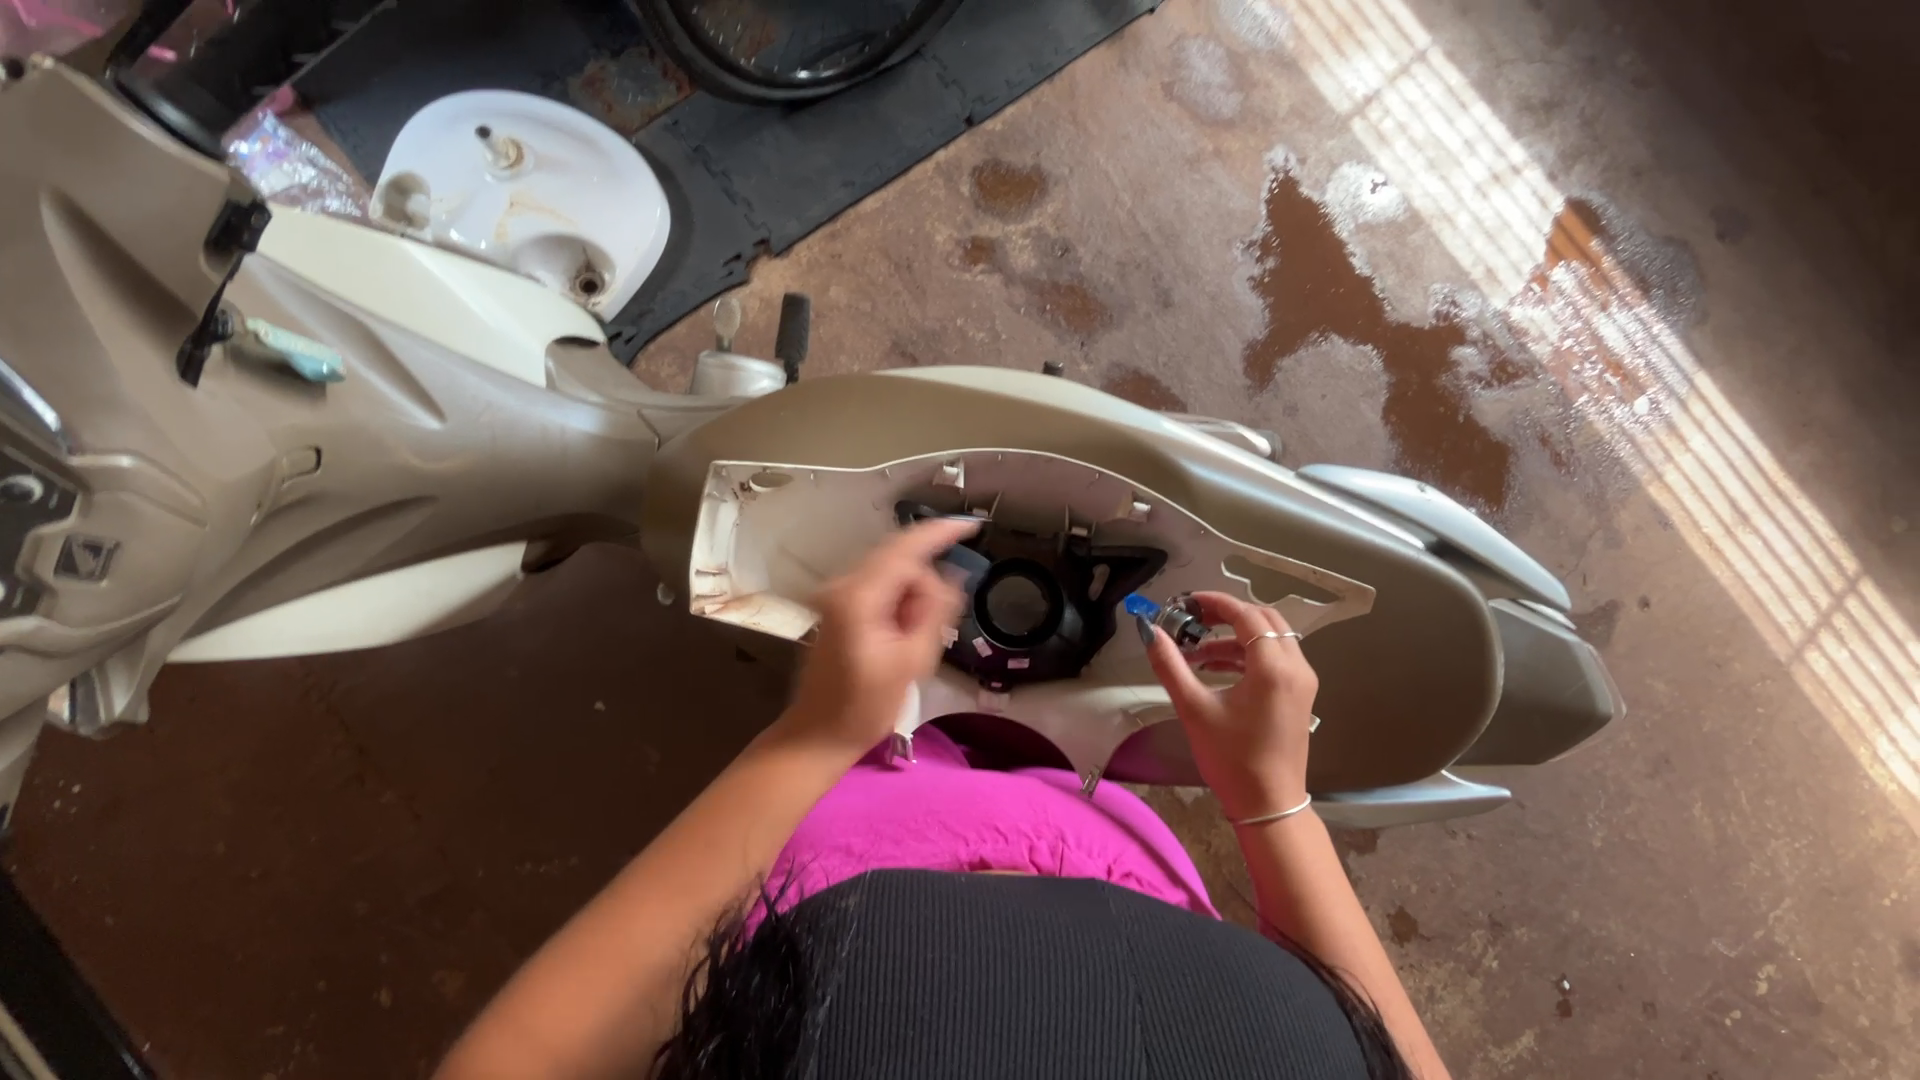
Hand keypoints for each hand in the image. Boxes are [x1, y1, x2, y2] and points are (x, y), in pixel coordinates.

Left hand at [780, 517, 979, 755]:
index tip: (972, 526)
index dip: (940, 532)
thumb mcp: (912, 661)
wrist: (817, 734)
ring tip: (913, 643)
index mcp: (859, 595)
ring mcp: (837, 595)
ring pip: (893, 576)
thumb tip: (953, 575)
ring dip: (913, 600)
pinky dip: (899, 605)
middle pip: (901, 561)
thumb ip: (935, 611)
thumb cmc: (864, 706)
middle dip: (926, 588)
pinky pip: (881, 590)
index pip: (906, 548)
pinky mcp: (839, 607)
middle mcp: (844, 585)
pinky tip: (901, 636)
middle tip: (932, 632)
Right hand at [1140, 591, 1318, 820]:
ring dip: (1234, 636)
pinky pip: (1275, 657)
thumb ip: (1170, 664)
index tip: (1185, 602)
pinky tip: (1215, 668)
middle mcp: (1296, 666)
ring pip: (1271, 637)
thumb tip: (1149, 632)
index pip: (1245, 615)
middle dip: (1226, 614)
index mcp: (1273, 668)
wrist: (1268, 803)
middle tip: (1192, 619)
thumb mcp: (1194, 708)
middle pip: (1263, 619)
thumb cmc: (1231, 758)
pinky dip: (1247, 653)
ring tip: (1196, 650)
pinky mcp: (1300, 694)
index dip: (1214, 603)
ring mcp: (1302, 681)